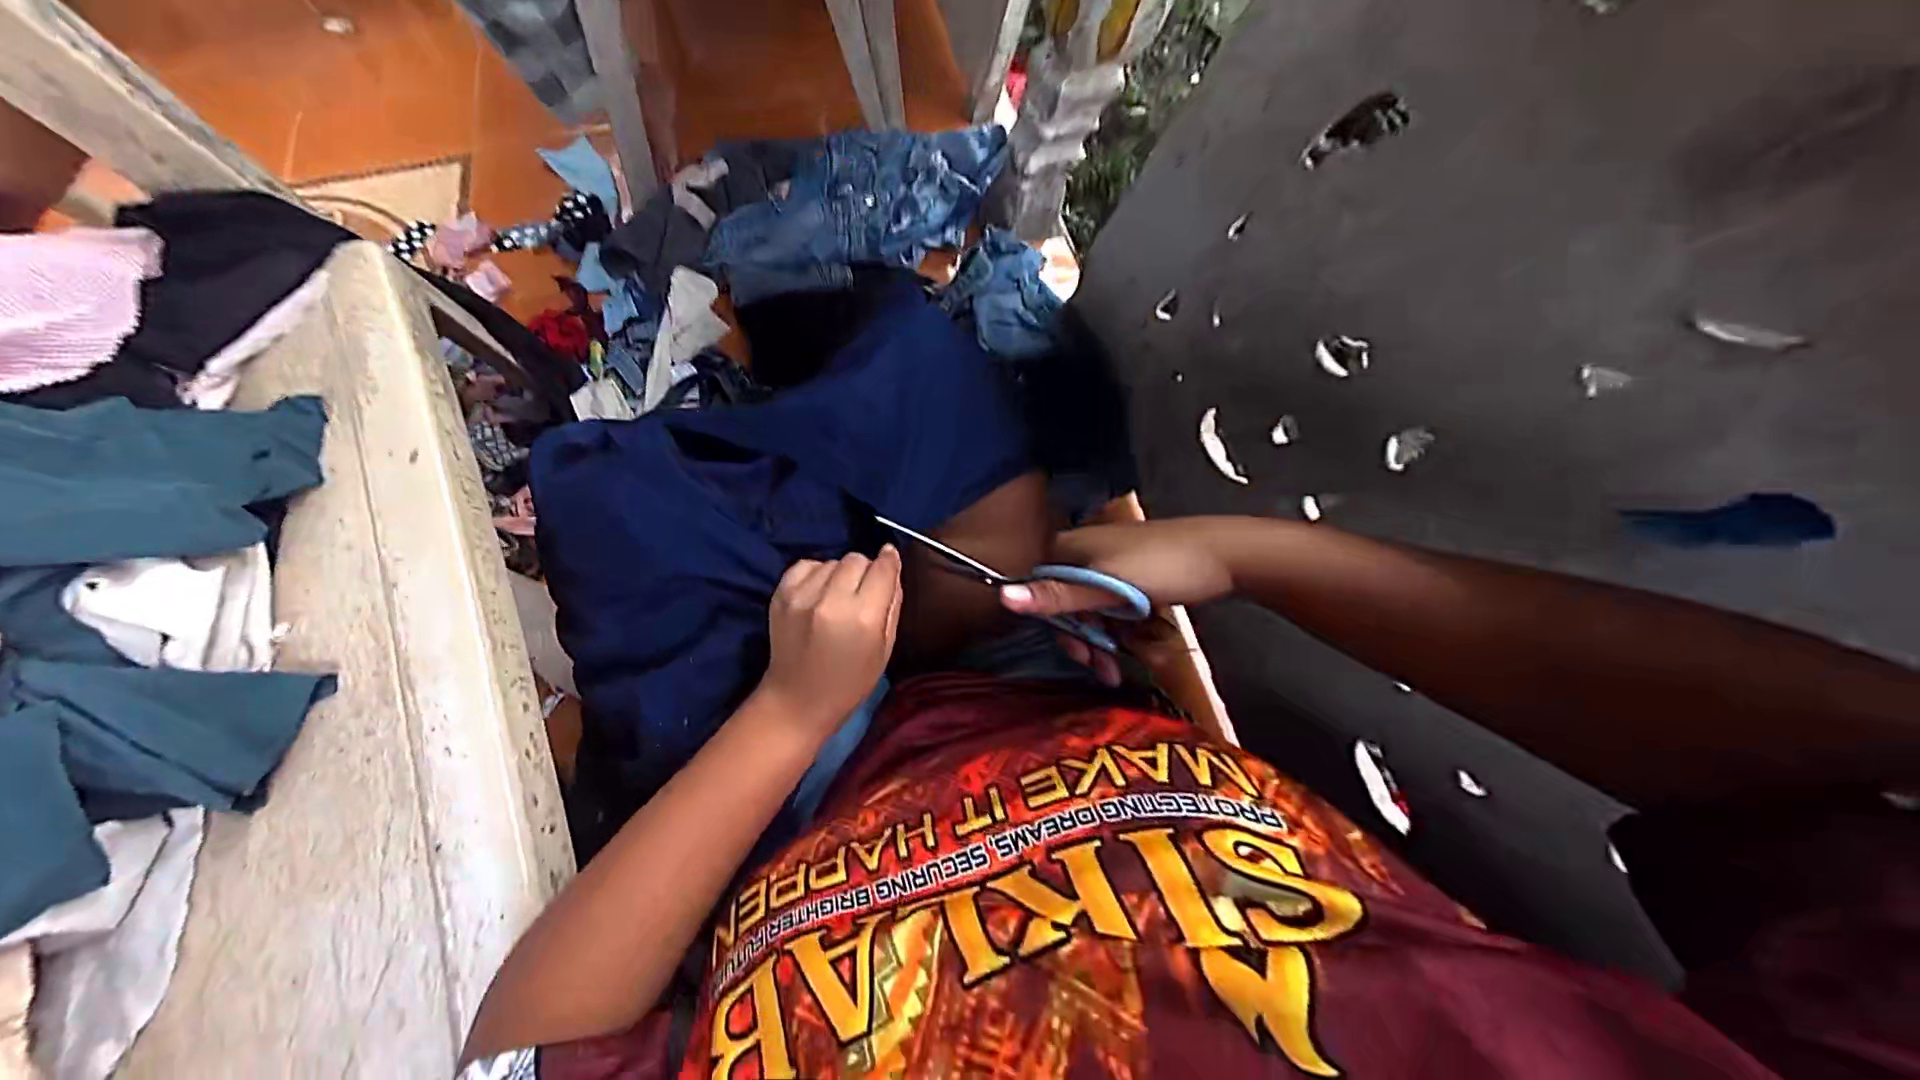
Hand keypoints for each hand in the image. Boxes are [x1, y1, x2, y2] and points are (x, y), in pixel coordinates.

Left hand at [759, 546, 903, 737]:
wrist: (797, 701)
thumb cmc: (850, 682)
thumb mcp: (885, 648)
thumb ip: (892, 604)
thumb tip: (893, 564)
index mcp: (863, 617)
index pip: (883, 568)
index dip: (891, 562)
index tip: (891, 561)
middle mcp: (831, 600)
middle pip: (857, 559)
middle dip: (865, 572)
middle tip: (861, 595)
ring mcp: (802, 595)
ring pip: (832, 561)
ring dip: (840, 574)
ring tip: (837, 599)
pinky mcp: (781, 595)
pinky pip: (806, 565)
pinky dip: (816, 574)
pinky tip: (818, 594)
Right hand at [999, 519, 1239, 684]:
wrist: (1225, 555)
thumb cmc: (1163, 566)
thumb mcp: (1106, 586)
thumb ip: (1056, 595)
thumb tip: (1001, 596)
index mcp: (1068, 548)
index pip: (1040, 591)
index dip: (1056, 626)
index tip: (1078, 653)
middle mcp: (1082, 553)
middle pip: (1065, 604)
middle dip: (1084, 639)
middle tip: (1102, 668)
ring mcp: (1107, 563)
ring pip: (1090, 610)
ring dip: (1103, 640)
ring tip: (1118, 669)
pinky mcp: (1129, 574)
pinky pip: (1112, 607)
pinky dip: (1120, 629)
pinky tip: (1135, 646)